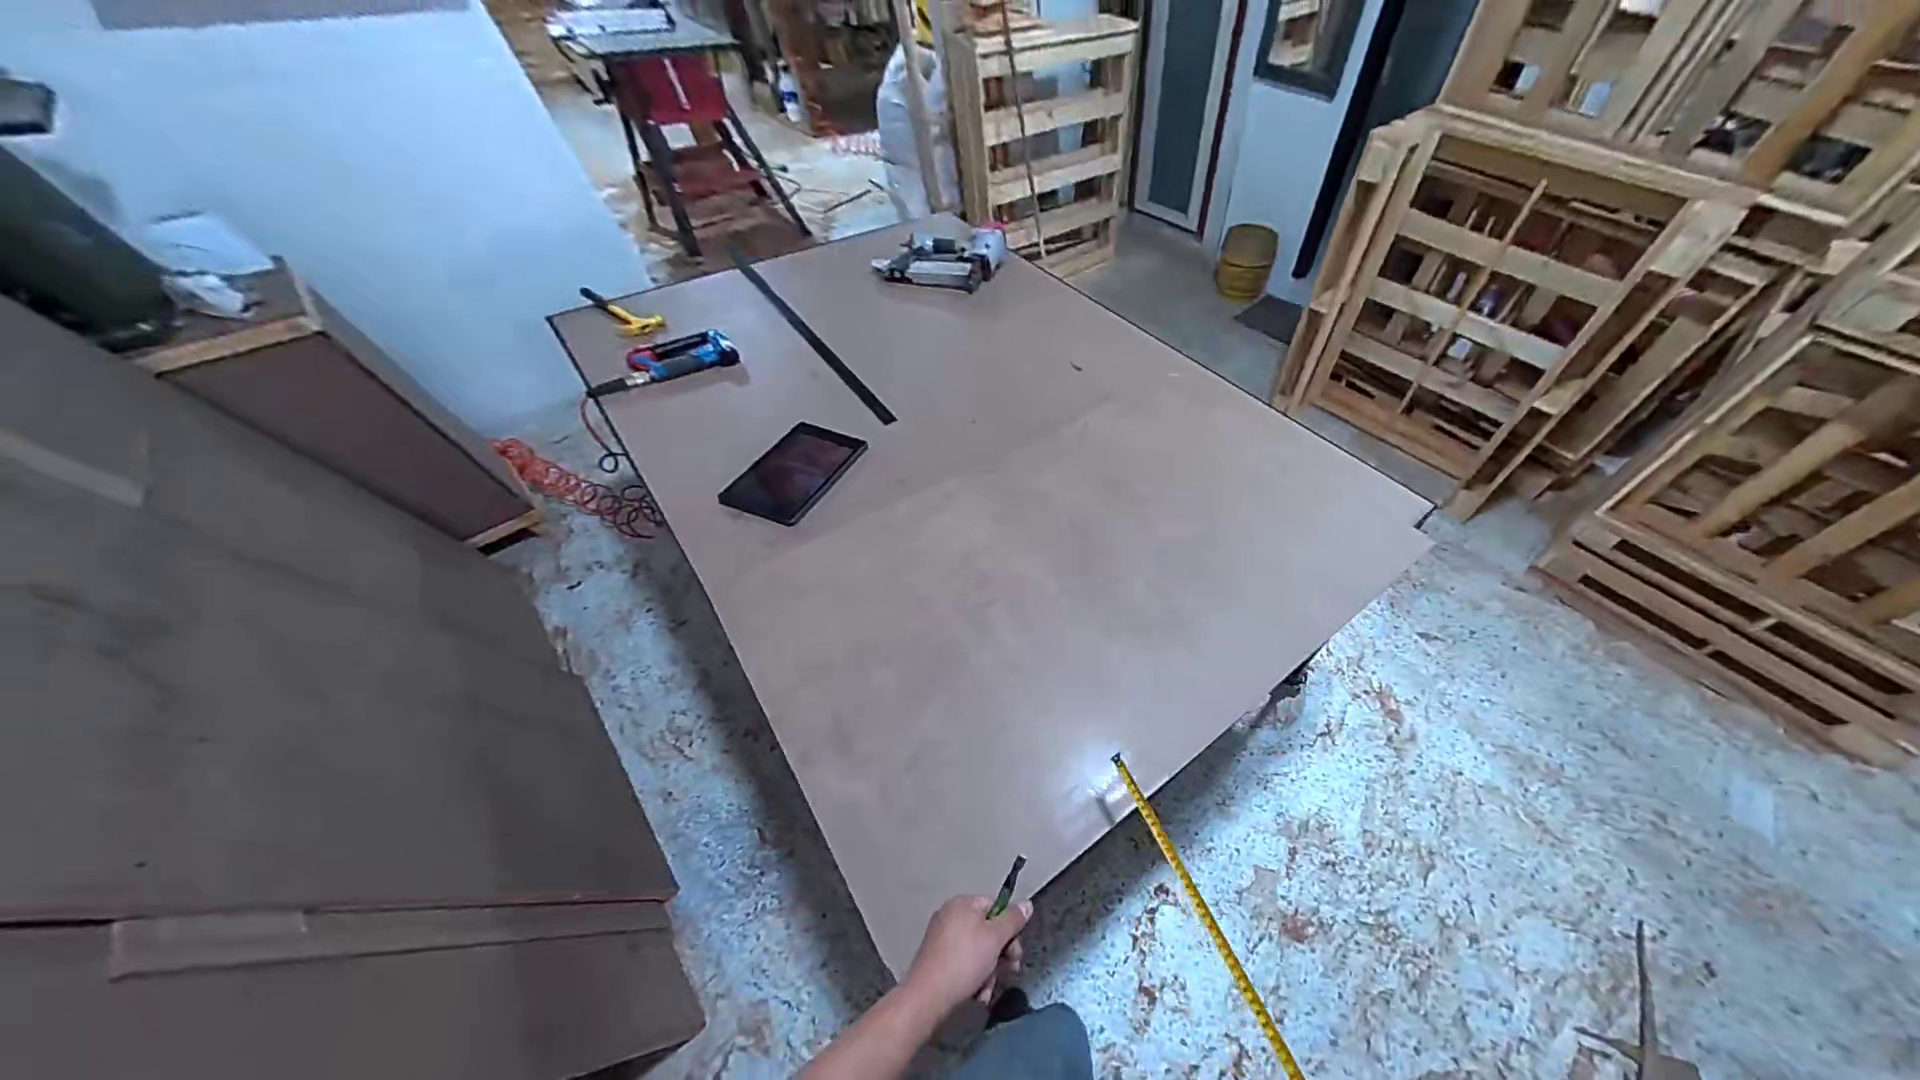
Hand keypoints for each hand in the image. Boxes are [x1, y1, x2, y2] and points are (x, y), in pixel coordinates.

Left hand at [902, 895, 1030, 1014]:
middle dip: (1000, 954)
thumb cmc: (964, 961)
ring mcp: (942, 937)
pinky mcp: (938, 959)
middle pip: (988, 930)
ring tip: (986, 989)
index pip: (996, 906)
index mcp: (962, 903)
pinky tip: (976, 993)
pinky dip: (973, 977)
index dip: (1010, 928)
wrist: (928, 996)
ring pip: (979, 950)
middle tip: (1009, 971)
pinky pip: (964, 962)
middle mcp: (951, 915)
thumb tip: (1026, 903)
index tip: (1015, 952)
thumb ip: (1013, 920)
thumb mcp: (995, 939)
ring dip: (988, 971)